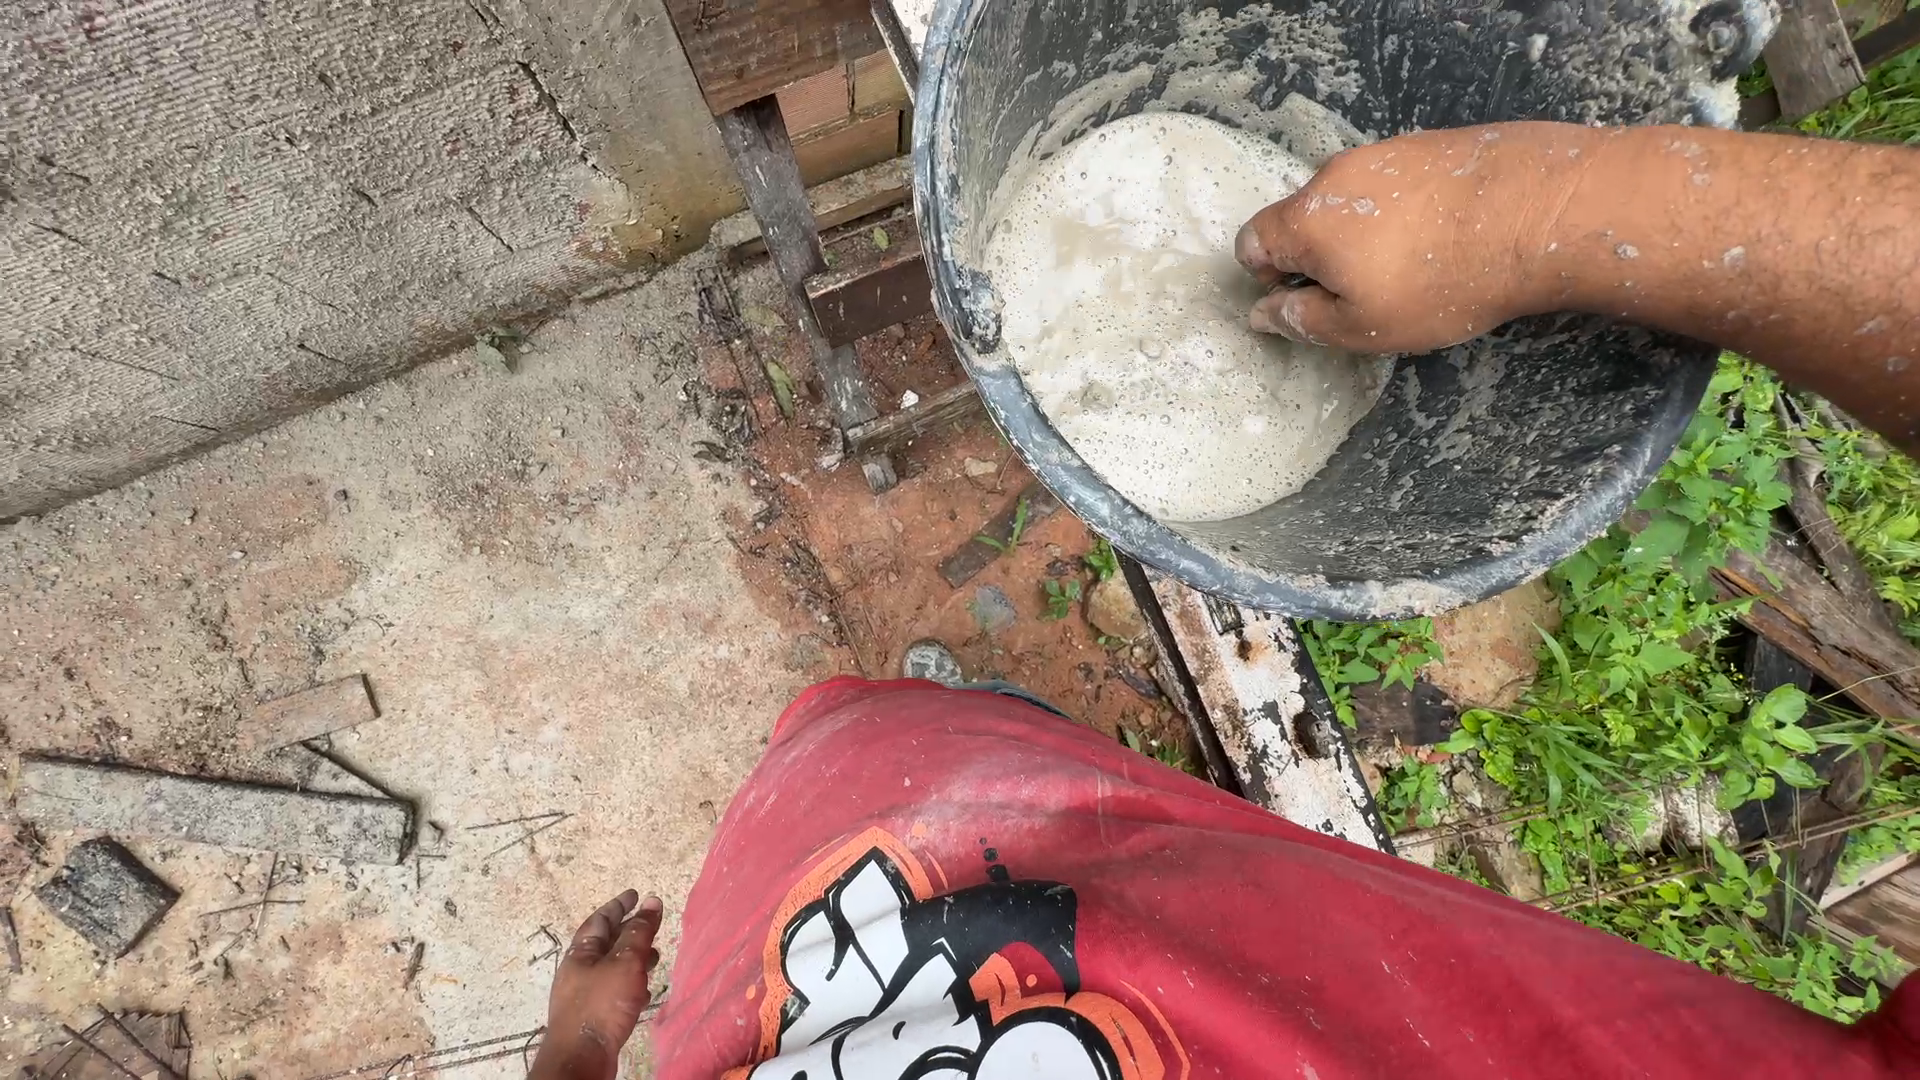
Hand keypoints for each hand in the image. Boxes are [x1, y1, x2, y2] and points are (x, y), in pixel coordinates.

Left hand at [529, 890, 663, 1079]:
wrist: (580, 1063)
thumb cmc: (601, 1005)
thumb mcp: (625, 962)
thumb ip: (640, 931)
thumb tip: (651, 901)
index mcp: (580, 954)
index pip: (600, 920)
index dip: (619, 905)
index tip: (635, 894)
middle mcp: (580, 972)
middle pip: (607, 943)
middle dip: (630, 931)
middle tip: (653, 924)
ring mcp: (585, 996)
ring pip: (613, 967)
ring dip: (634, 959)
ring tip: (655, 957)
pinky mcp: (594, 1017)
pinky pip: (615, 990)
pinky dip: (631, 983)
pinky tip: (645, 990)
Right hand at [1234, 122, 1603, 351]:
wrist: (1553, 213)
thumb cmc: (1441, 283)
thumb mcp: (1359, 326)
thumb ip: (1300, 321)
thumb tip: (1261, 314)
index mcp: (1307, 219)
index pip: (1251, 241)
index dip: (1265, 277)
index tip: (1304, 298)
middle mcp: (1337, 174)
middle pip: (1299, 218)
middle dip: (1313, 255)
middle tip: (1361, 288)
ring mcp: (1388, 150)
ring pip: (1348, 199)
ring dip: (1358, 232)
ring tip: (1409, 261)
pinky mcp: (1432, 142)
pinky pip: (1392, 181)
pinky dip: (1398, 209)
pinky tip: (1442, 233)